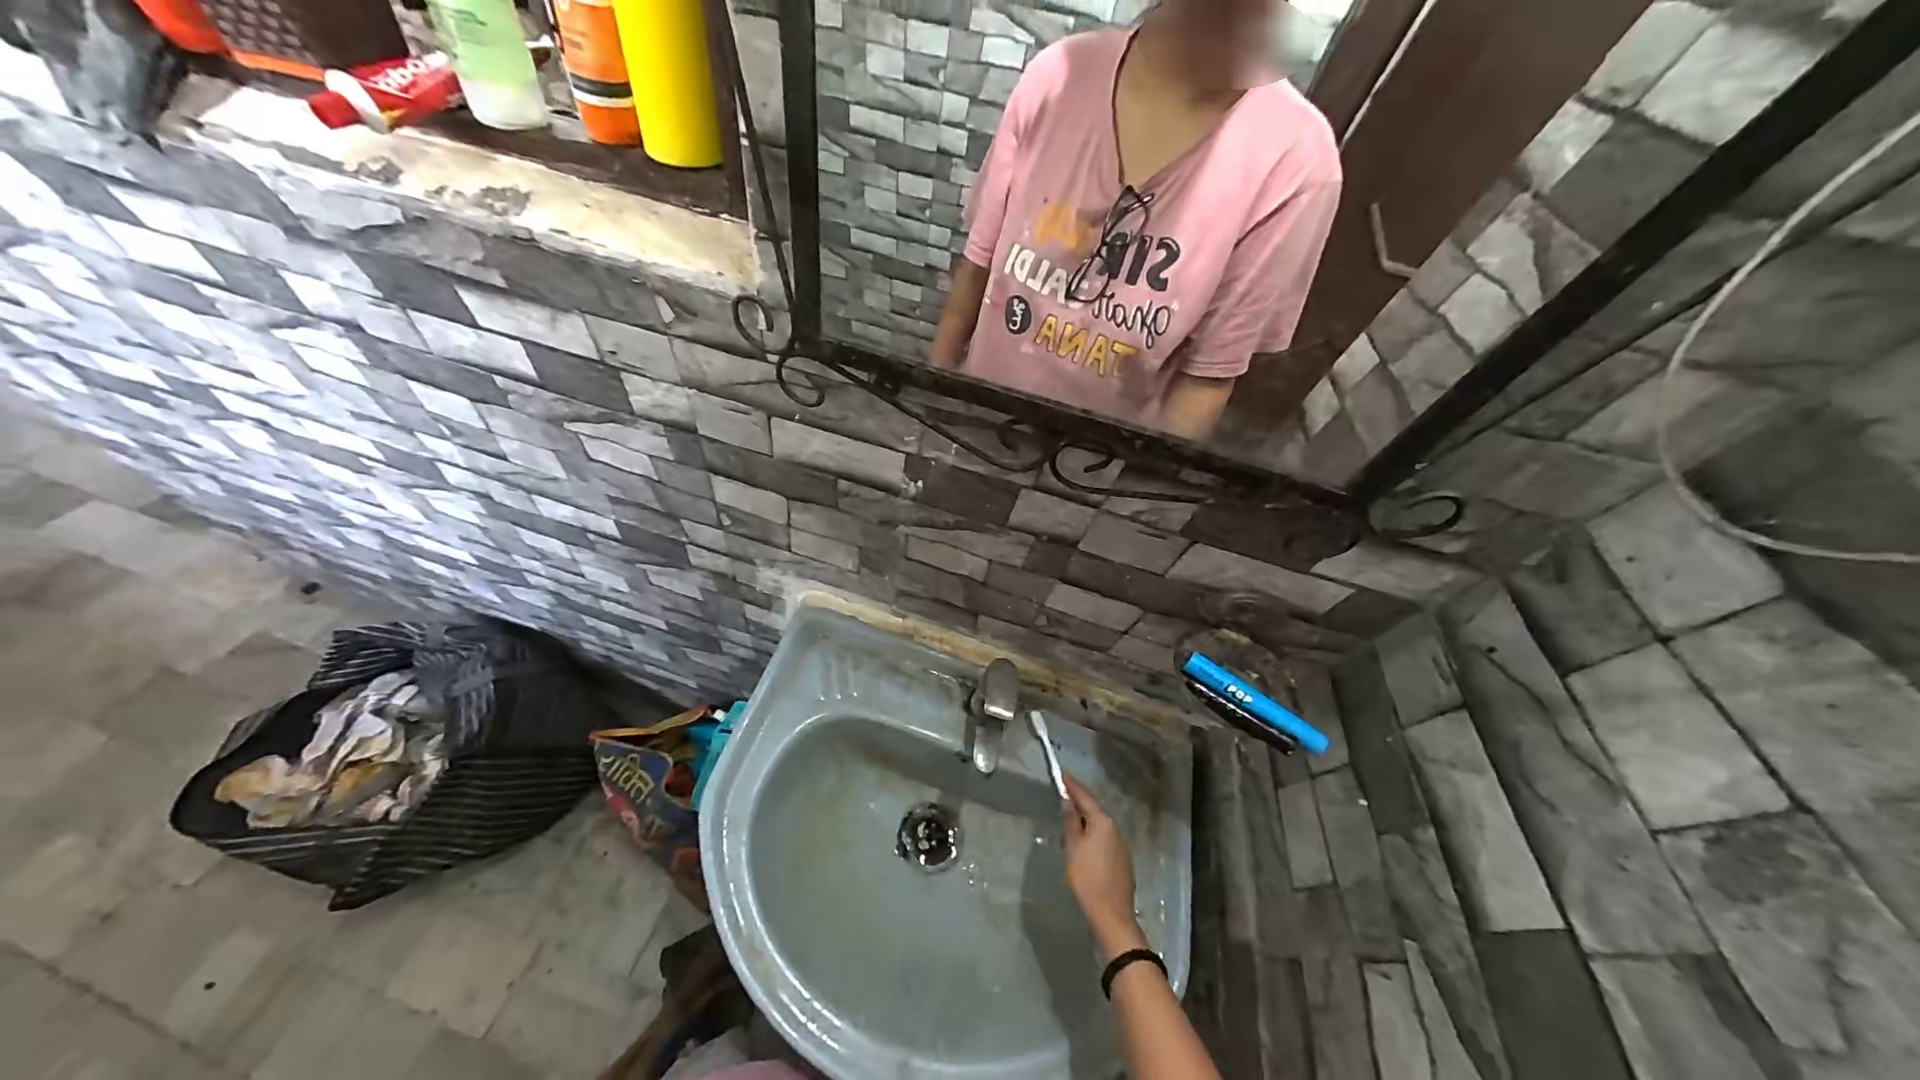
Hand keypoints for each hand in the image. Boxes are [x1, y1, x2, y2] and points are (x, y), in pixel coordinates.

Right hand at [1061, 773, 1142, 956]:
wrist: (1111, 914)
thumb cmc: (1087, 878)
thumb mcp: (1073, 848)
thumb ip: (1071, 822)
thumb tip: (1068, 803)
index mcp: (1103, 823)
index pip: (1086, 797)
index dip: (1073, 786)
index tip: (1062, 774)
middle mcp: (1115, 829)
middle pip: (1095, 809)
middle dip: (1080, 800)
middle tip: (1064, 792)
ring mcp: (1121, 845)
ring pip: (1100, 824)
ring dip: (1086, 817)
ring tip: (1071, 814)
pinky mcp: (1122, 860)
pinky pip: (1104, 837)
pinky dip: (1093, 832)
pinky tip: (1084, 838)